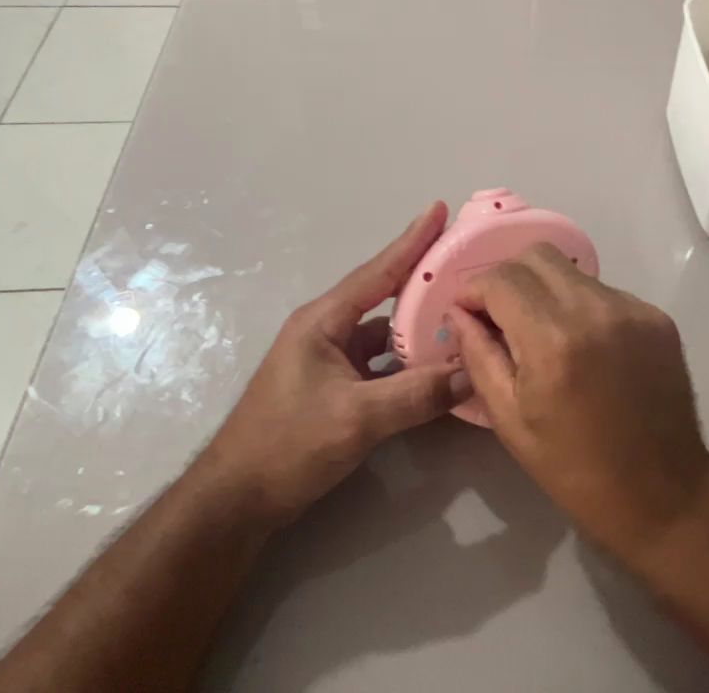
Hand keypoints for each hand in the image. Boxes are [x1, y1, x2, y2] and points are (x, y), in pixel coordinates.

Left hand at [197, 202, 469, 527]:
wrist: (237, 498)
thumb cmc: (288, 444)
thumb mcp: (358, 418)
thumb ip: (416, 395)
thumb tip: (471, 374)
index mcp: (323, 321)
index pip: (377, 271)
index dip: (411, 241)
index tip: (439, 209)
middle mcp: (326, 331)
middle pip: (384, 297)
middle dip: (423, 280)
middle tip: (465, 264)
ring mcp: (328, 360)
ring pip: (384, 334)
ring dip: (418, 328)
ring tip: (461, 316)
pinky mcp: (333, 388)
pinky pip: (379, 363)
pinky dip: (407, 362)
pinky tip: (435, 369)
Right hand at [446, 245, 708, 552]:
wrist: (662, 492)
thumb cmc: (574, 468)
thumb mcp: (509, 419)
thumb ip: (478, 355)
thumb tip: (458, 313)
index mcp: (553, 340)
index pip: (501, 278)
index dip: (474, 291)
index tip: (468, 314)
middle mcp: (595, 309)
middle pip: (537, 255)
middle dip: (508, 279)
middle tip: (501, 317)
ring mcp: (632, 309)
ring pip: (571, 272)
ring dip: (546, 292)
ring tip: (544, 336)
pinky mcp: (656, 316)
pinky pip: (603, 292)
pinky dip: (582, 308)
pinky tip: (584, 349)